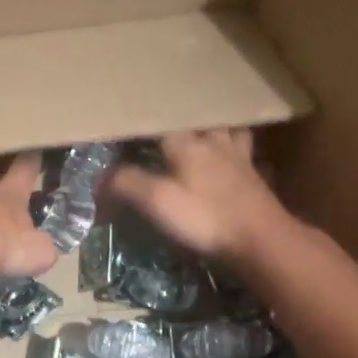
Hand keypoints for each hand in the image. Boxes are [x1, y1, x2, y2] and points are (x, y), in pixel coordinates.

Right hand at [108, 128, 289, 258]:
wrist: (260, 239)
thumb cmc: (205, 217)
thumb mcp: (156, 201)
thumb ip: (125, 183)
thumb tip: (98, 178)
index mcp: (187, 143)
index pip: (159, 122)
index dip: (140, 123)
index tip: (123, 127)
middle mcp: (214, 142)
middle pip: (196, 119)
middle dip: (180, 118)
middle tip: (166, 121)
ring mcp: (238, 157)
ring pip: (226, 129)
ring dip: (214, 127)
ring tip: (203, 130)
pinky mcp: (253, 177)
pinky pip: (244, 151)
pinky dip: (236, 148)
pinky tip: (233, 156)